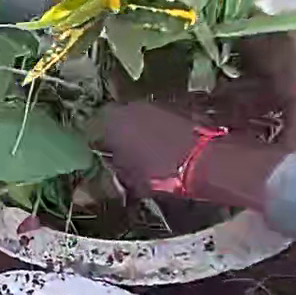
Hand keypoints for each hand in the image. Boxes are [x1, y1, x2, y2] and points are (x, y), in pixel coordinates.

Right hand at [99, 101, 287, 211]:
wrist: (210, 161)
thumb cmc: (161, 172)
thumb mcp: (130, 182)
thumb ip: (108, 179)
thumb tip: (85, 189)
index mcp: (111, 121)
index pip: (92, 129)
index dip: (96, 144)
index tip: (100, 158)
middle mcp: (131, 106)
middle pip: (117, 119)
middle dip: (119, 135)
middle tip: (122, 157)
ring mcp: (157, 105)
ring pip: (140, 119)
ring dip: (140, 132)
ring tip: (146, 156)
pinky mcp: (180, 108)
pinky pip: (161, 121)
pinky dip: (160, 132)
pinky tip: (167, 150)